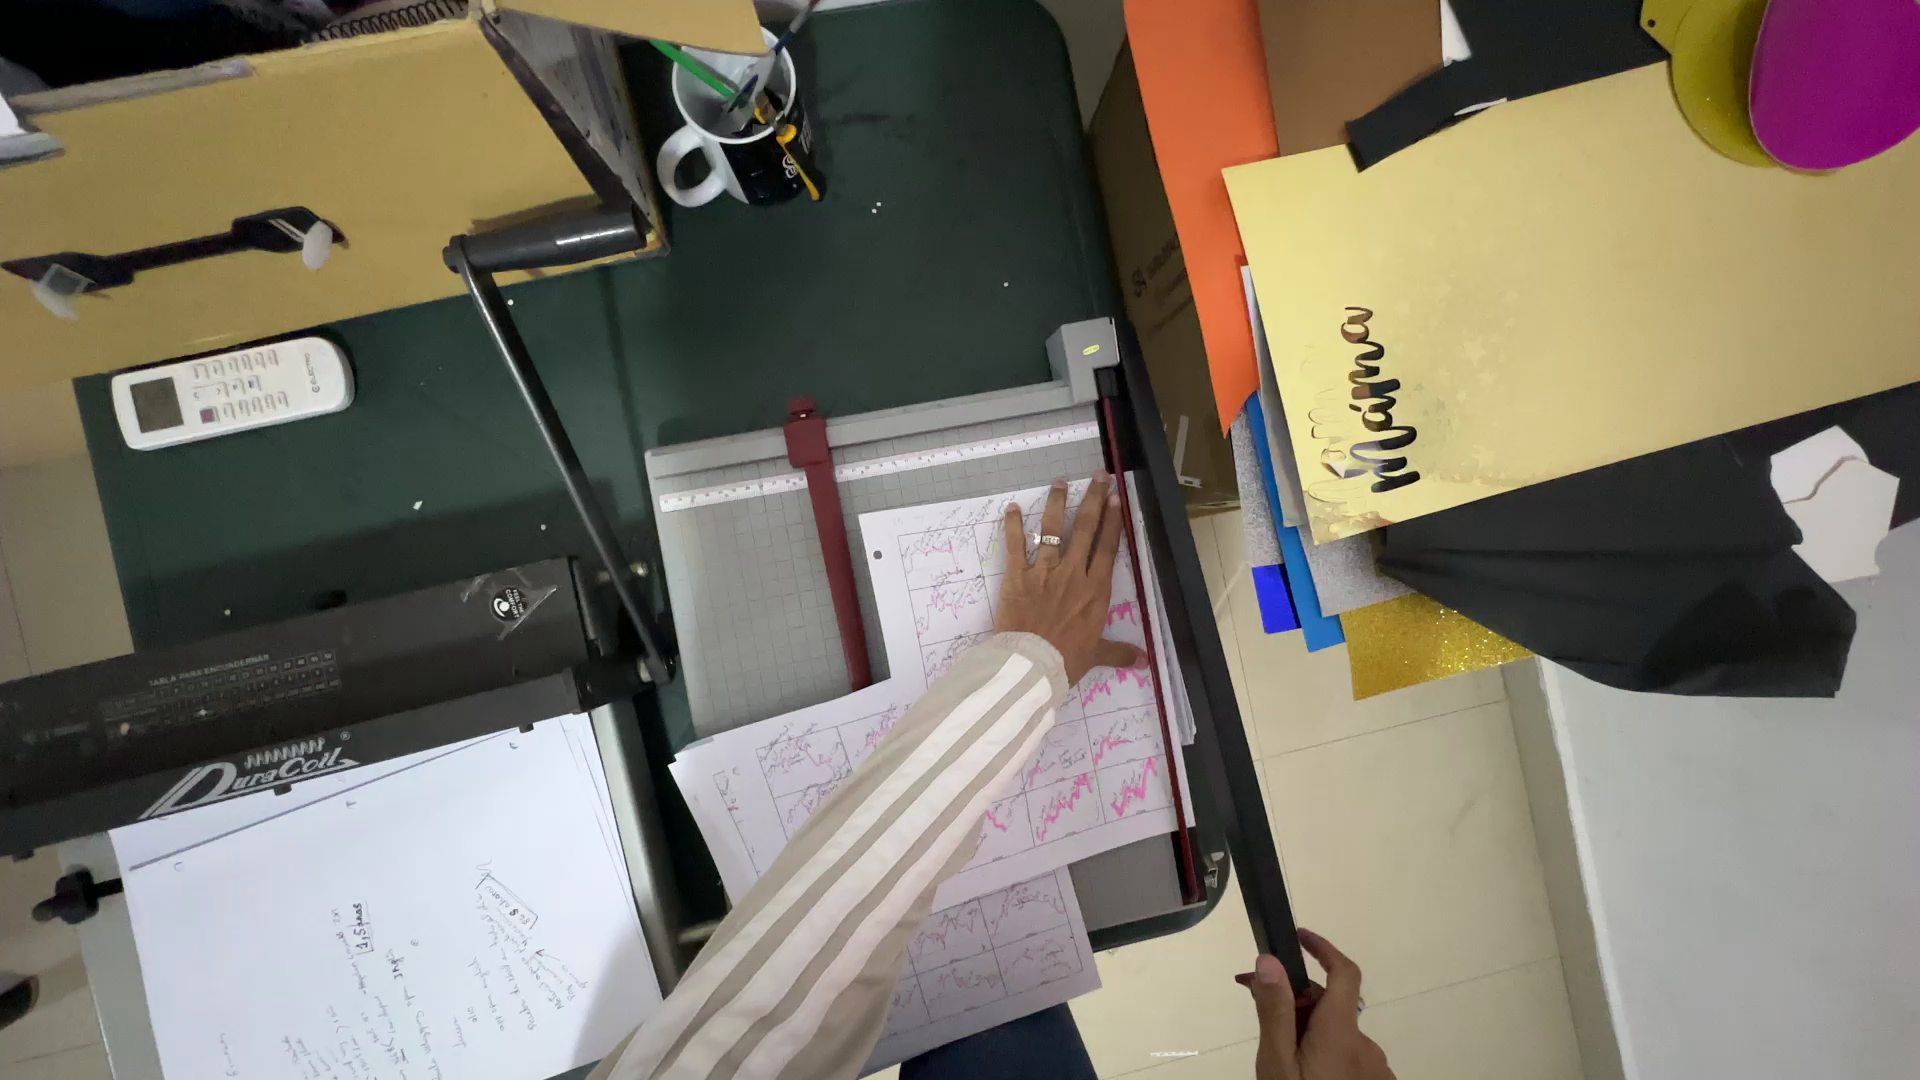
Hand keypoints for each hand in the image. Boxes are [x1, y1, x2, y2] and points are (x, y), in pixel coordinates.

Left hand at [994, 473, 1143, 684]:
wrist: (1032, 664)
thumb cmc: (1067, 660)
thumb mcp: (1096, 655)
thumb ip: (1119, 652)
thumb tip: (1144, 662)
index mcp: (1095, 590)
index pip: (1107, 547)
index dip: (1112, 520)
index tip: (1116, 498)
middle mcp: (1072, 574)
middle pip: (1085, 529)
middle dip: (1093, 500)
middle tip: (1098, 477)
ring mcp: (1044, 572)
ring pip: (1051, 530)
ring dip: (1056, 504)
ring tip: (1060, 482)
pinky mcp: (1017, 577)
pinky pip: (1015, 546)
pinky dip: (1013, 526)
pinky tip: (1012, 507)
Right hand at [1241, 930, 1395, 1079]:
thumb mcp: (1277, 1063)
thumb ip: (1275, 1010)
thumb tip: (1270, 958)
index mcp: (1342, 1033)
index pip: (1345, 972)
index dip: (1324, 947)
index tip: (1298, 935)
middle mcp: (1367, 1048)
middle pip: (1331, 1006)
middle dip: (1295, 998)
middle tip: (1254, 1003)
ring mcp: (1377, 1074)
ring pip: (1338, 1035)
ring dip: (1308, 1030)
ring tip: (1275, 1050)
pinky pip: (1349, 1060)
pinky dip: (1324, 1054)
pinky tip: (1301, 1072)